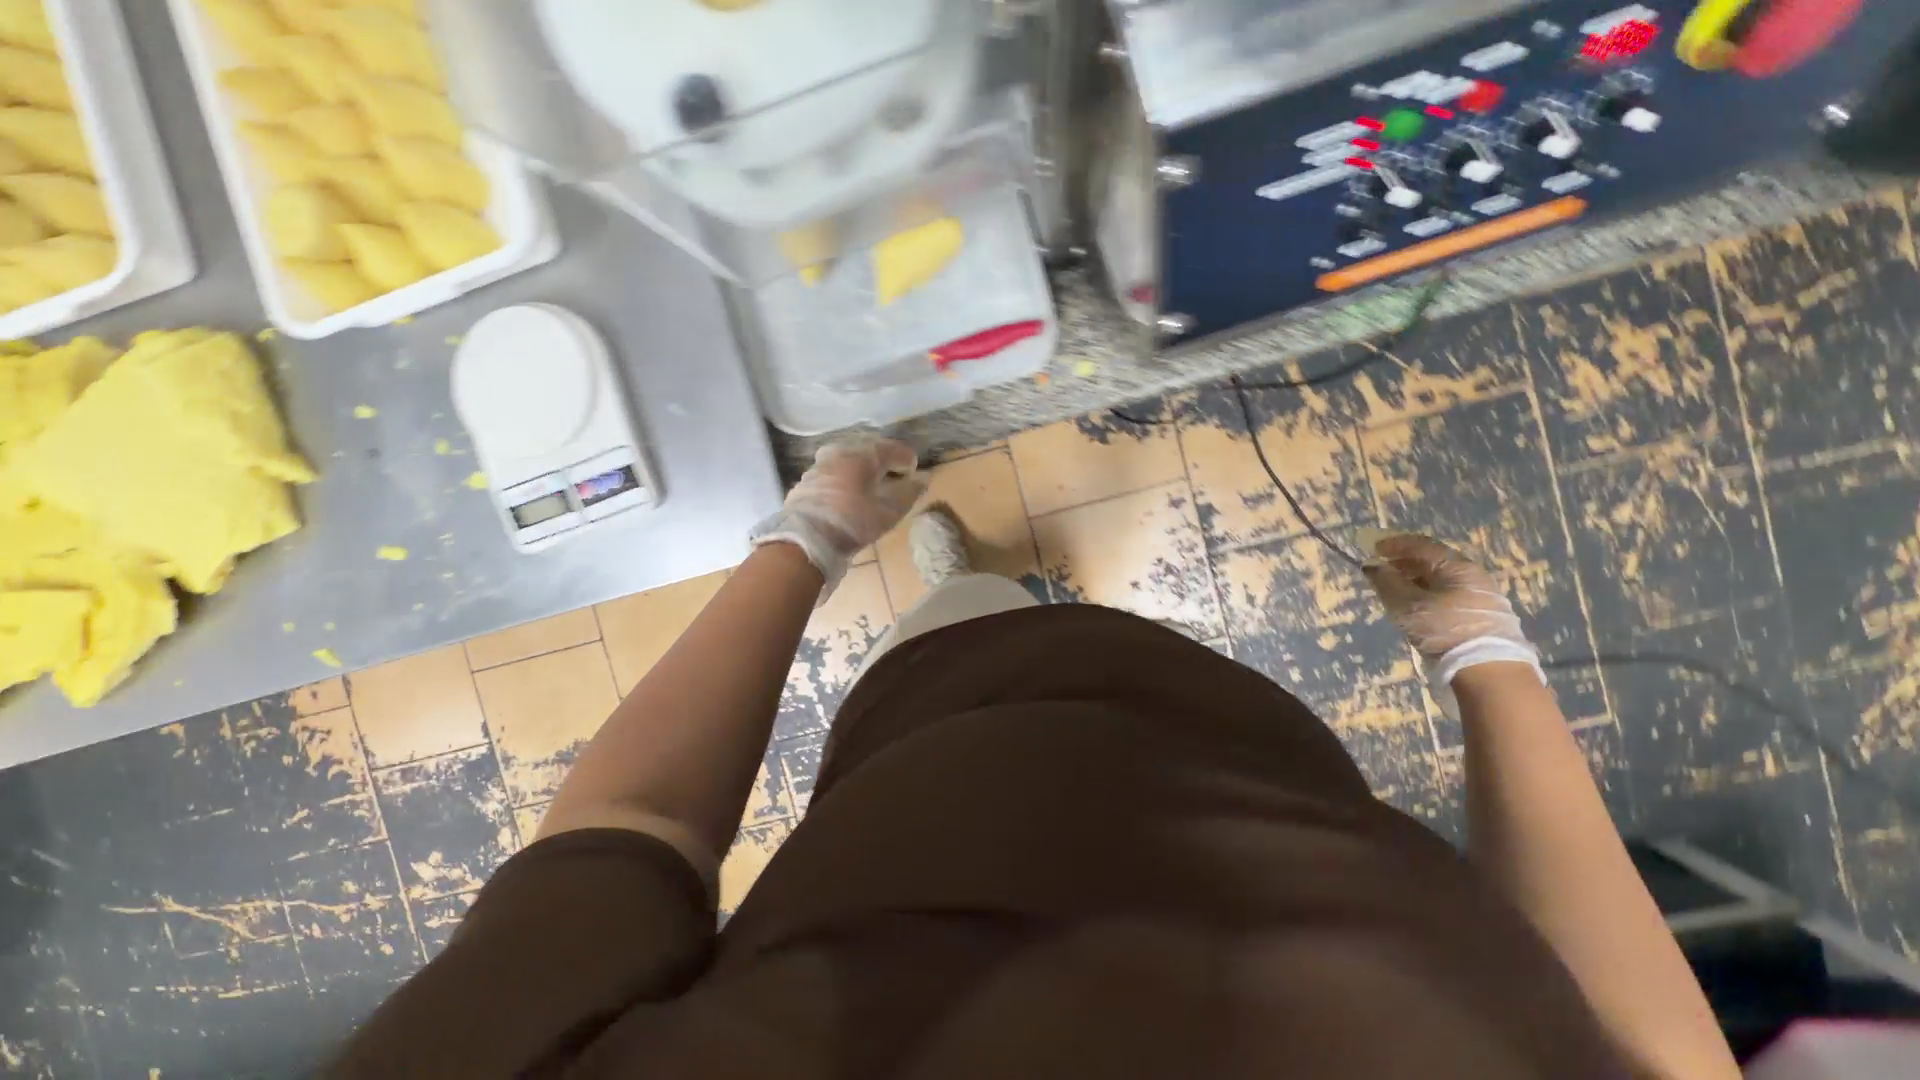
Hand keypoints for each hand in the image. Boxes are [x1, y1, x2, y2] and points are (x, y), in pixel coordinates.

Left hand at [750, 436, 924, 597]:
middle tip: (892, 471)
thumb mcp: (889, 511)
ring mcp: (817, 468)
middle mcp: (838, 454)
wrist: (805, 540)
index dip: (904, 457)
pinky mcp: (804, 484)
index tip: (913, 468)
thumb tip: (923, 478)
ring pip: (843, 459)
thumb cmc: (852, 522)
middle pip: (864, 449)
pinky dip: (842, 478)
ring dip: (858, 467)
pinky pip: (829, 474)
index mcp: (861, 455)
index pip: (889, 448)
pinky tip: (844, 493)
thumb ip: (908, 493)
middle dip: (880, 458)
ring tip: (867, 482)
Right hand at [1359, 532, 1542, 715]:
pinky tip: (1421, 610)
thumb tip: (1372, 565)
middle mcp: (1473, 576)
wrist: (1488, 671)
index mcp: (1456, 566)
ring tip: (1398, 593)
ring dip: (1418, 582)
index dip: (1395, 544)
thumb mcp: (1406, 606)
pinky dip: (1431, 596)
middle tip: (1384, 572)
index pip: (1422, 545)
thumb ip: (1386, 583)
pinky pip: (1451, 597)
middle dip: (1406, 564)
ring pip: (1443, 581)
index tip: (1374, 548)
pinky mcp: (1485, 618)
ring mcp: (1483, 597)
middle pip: (1434, 562)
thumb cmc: (1444, 630)